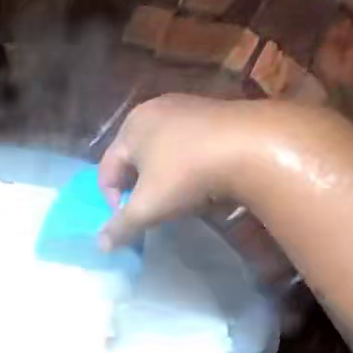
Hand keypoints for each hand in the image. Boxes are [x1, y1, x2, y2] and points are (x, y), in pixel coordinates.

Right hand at [97, 95, 341, 245]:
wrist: (253, 148)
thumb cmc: (187, 174)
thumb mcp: (147, 208)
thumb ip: (120, 227)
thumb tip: (99, 245)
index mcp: (131, 126)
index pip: (106, 171)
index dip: (113, 202)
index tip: (132, 221)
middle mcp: (155, 109)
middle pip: (133, 160)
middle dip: (139, 189)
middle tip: (153, 211)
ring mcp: (187, 107)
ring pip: (162, 153)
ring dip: (164, 180)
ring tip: (179, 199)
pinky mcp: (215, 114)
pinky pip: (188, 147)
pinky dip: (188, 167)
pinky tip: (203, 182)